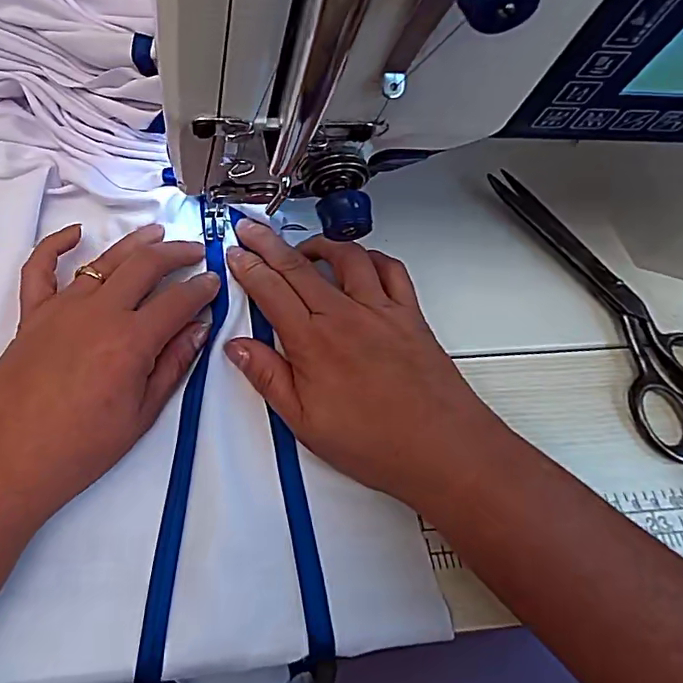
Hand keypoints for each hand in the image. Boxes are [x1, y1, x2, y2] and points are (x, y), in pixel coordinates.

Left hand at [0, 223, 219, 519]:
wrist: (8, 460)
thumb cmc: (75, 449)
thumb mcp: (139, 416)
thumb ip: (171, 366)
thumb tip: (197, 330)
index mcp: (129, 341)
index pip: (178, 300)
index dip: (201, 289)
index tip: (213, 283)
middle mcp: (98, 313)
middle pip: (146, 265)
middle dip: (177, 253)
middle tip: (194, 252)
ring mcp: (61, 307)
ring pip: (104, 260)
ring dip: (135, 242)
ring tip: (156, 234)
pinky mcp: (32, 312)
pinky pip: (41, 267)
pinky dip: (56, 244)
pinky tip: (76, 234)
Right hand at [224, 219, 488, 502]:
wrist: (445, 452)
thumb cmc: (380, 443)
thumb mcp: (305, 422)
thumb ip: (268, 377)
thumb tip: (240, 349)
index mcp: (314, 342)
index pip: (270, 288)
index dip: (247, 266)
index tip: (236, 254)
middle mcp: (346, 317)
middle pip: (297, 264)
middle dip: (267, 242)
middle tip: (252, 230)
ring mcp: (380, 311)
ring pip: (345, 256)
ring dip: (318, 243)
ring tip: (301, 245)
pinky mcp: (409, 315)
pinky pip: (390, 270)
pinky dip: (371, 257)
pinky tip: (362, 260)